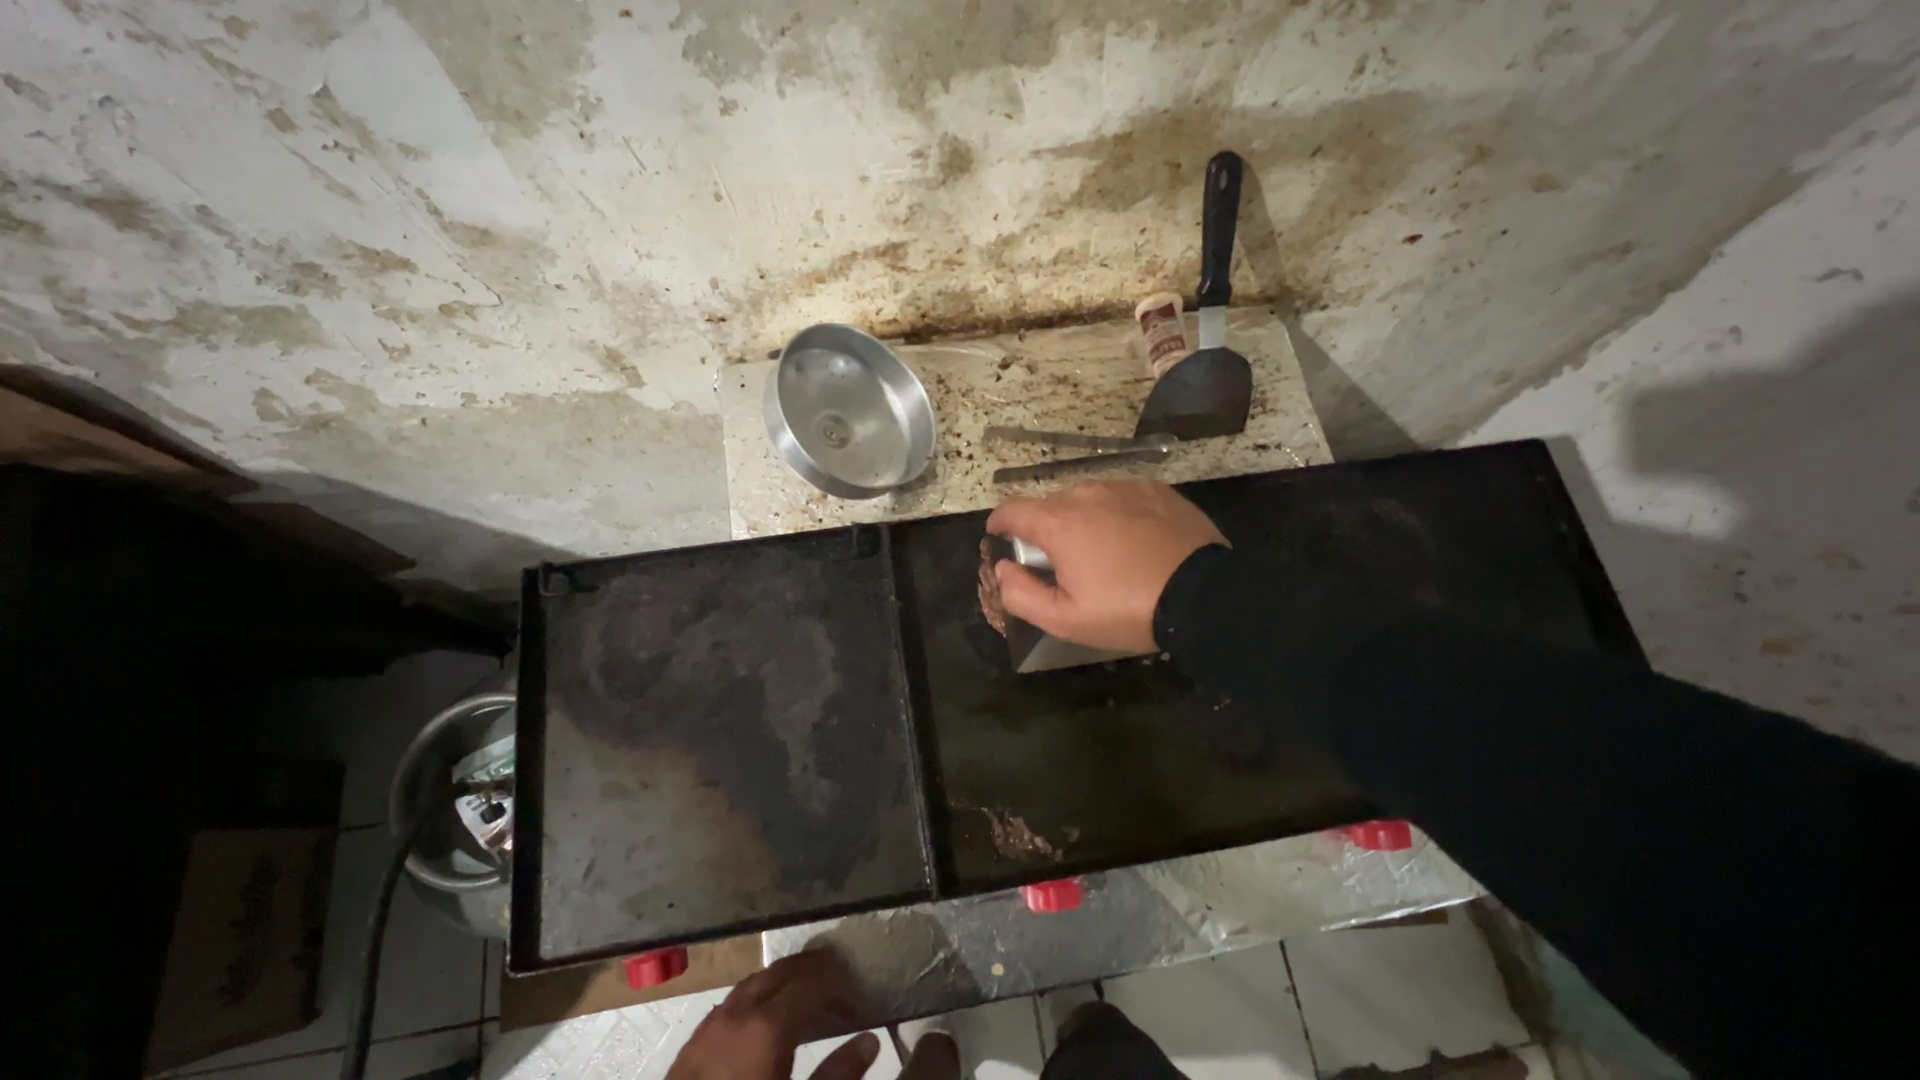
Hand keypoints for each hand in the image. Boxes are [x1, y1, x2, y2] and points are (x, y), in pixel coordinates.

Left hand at [666, 950, 878, 1079]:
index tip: (856, 996)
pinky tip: (761, 1016)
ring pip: (752, 983)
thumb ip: (836, 1076)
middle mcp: (739, 1013)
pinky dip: (756, 995)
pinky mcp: (693, 1045)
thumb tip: (868, 1041)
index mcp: (768, 1027)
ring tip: (803, 988)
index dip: (836, 984)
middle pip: (779, 974)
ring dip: (780, 979)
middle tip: (834, 969)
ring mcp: (711, 1026)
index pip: (810, 984)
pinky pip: (732, 1002)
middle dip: (808, 968)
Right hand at [986, 480, 1226, 651]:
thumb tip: (1002, 569)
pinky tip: (1133, 542)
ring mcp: (1124, 487)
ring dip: (1083, 520)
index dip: (999, 524)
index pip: (1010, 509)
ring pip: (1087, 498)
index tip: (1000, 537)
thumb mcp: (1065, 619)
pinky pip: (1121, 497)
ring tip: (1101, 553)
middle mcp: (1087, 493)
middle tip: (1060, 563)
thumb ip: (1020, 594)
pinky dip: (1117, 515)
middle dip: (1045, 529)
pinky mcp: (1156, 489)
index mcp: (1058, 522)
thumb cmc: (1128, 609)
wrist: (1203, 595)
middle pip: (1050, 505)